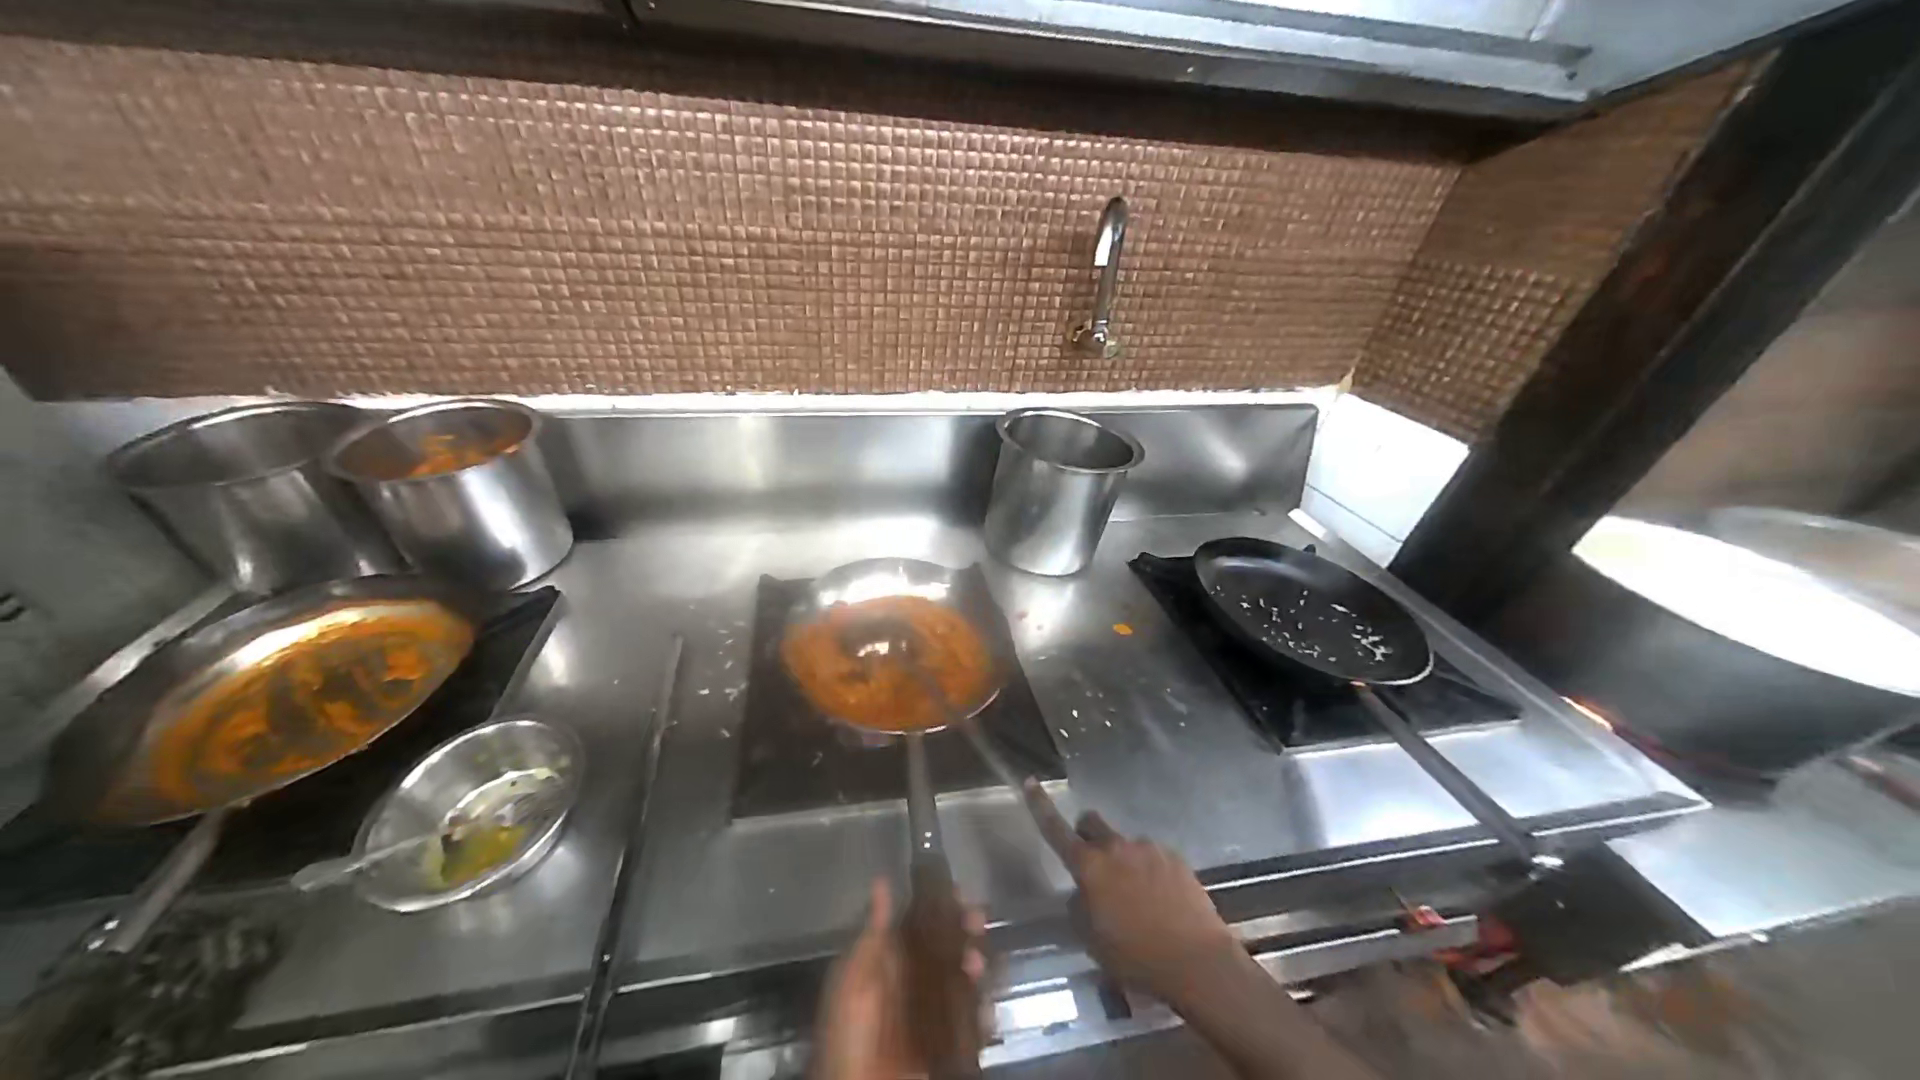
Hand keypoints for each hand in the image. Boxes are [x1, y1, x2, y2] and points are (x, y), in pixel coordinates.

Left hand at [810, 878, 986, 1079]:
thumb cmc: (848, 1032)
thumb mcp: (853, 980)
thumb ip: (872, 934)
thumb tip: (882, 881)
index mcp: (890, 964)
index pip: (921, 926)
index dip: (941, 907)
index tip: (960, 891)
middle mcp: (914, 984)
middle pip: (948, 949)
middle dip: (966, 931)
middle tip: (978, 919)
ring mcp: (933, 1015)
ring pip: (964, 981)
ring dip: (976, 967)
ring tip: (976, 963)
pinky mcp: (947, 1047)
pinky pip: (973, 1026)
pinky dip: (984, 1013)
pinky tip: (986, 1004)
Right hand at [1028, 787, 1237, 1005]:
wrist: (1197, 963)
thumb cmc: (1136, 957)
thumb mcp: (1092, 940)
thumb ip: (1078, 907)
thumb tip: (1081, 891)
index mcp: (1089, 866)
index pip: (1055, 829)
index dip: (1039, 805)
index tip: (1030, 781)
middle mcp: (1116, 847)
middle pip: (1092, 822)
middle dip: (1087, 836)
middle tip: (1094, 866)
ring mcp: (1148, 849)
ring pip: (1125, 844)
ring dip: (1123, 861)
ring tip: (1138, 899)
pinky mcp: (1175, 858)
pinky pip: (1152, 857)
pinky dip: (1150, 872)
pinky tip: (1162, 901)